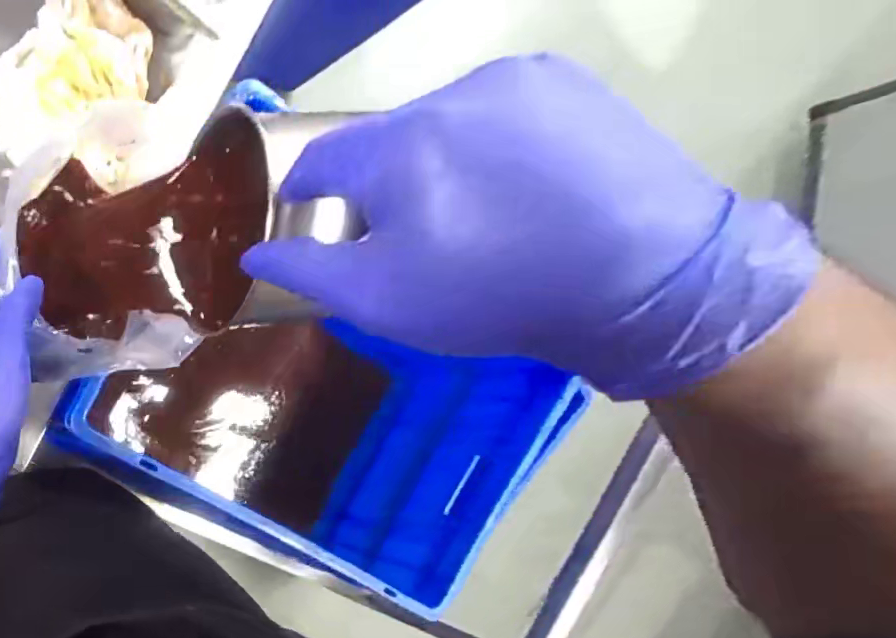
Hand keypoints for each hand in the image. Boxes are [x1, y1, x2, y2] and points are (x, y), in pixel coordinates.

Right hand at [240, 54, 818, 399]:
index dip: (301, 191)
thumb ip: (306, 270)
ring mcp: (517, 80)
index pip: (320, 158)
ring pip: (437, 125)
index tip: (305, 220)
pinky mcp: (569, 86)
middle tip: (392, 240)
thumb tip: (253, 252)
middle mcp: (451, 93)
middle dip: (370, 187)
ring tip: (457, 219)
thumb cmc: (487, 294)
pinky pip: (493, 114)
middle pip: (379, 142)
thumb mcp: (377, 298)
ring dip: (426, 166)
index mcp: (397, 147)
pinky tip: (506, 193)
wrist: (641, 276)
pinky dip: (478, 149)